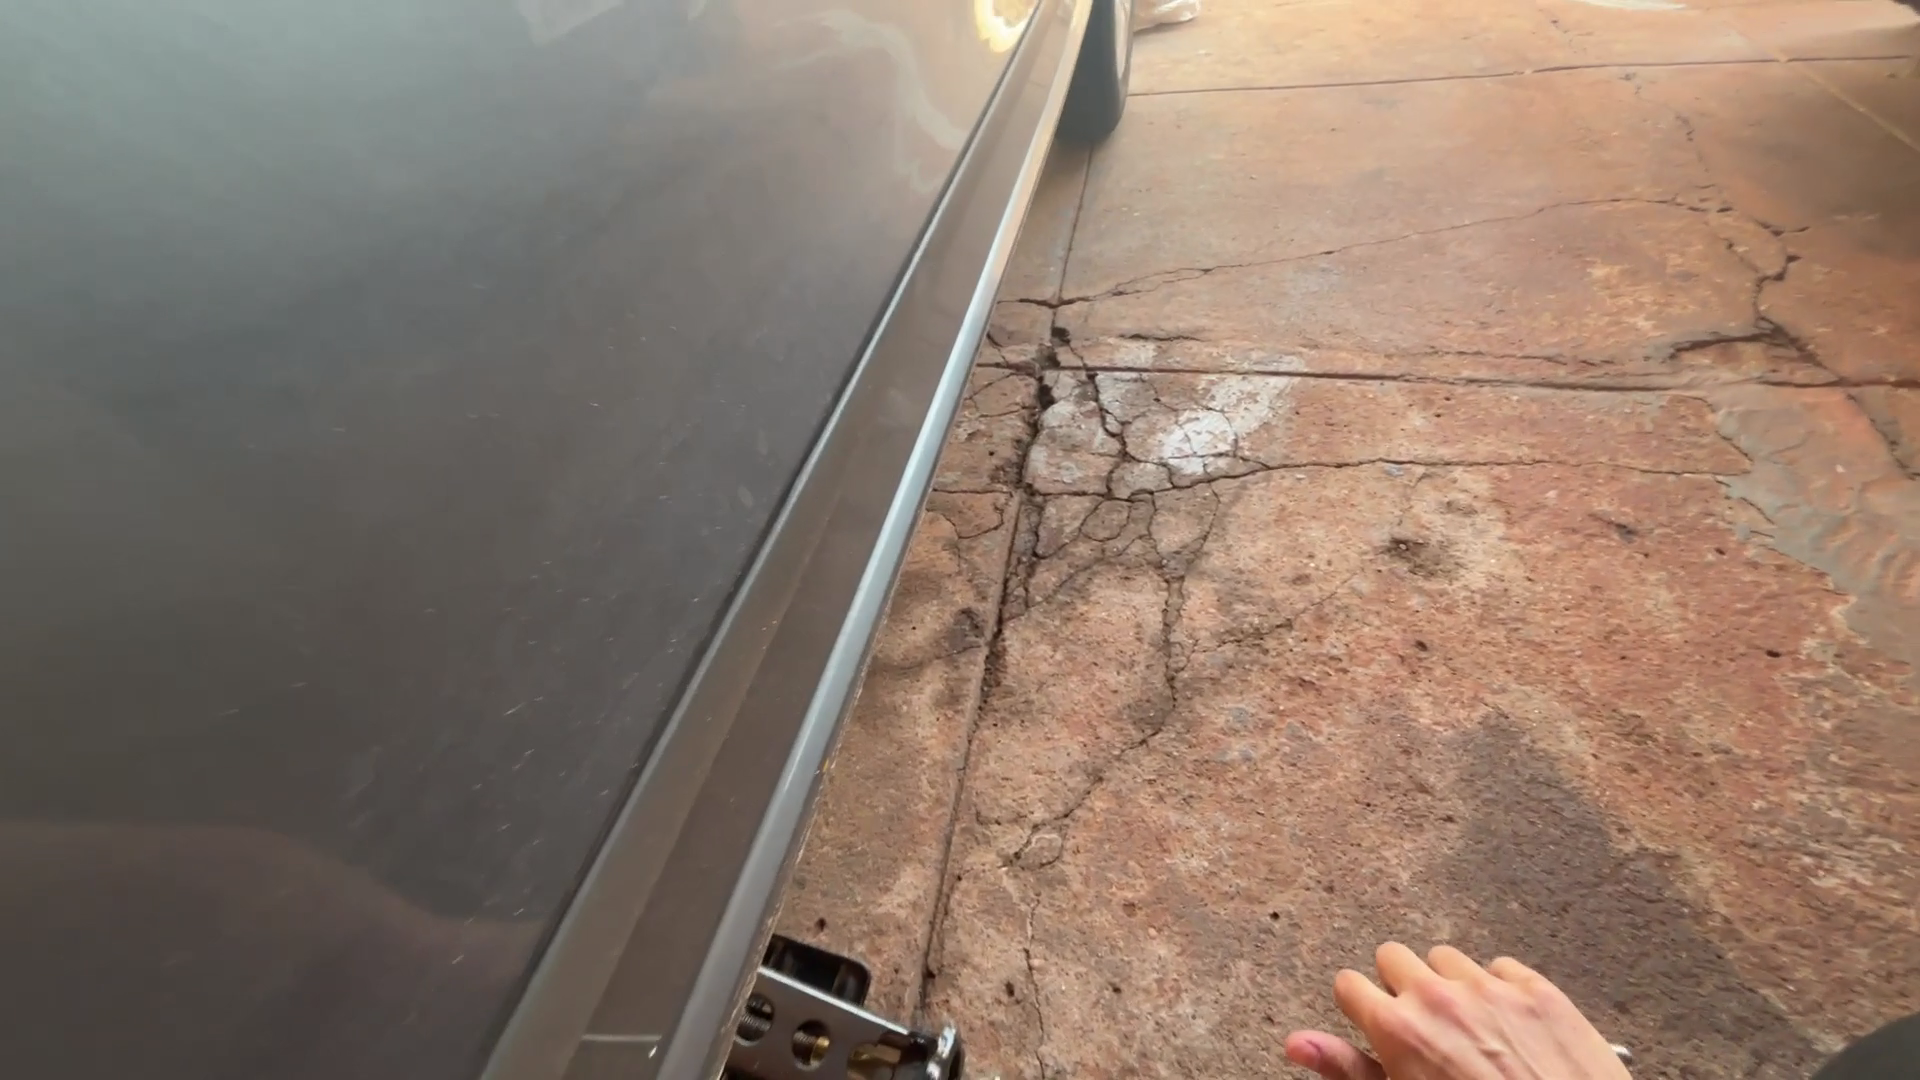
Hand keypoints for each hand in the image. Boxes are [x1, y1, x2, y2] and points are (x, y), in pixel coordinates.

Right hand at [1284, 943, 1632, 1079]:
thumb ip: (1347, 1071)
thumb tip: (1293, 1041)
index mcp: (1397, 1027)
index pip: (1348, 984)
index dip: (1363, 1011)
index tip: (1381, 1034)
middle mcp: (1436, 996)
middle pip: (1392, 957)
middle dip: (1403, 989)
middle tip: (1429, 1034)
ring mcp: (1490, 989)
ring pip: (1446, 958)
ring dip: (1452, 986)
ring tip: (1475, 1031)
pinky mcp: (1541, 993)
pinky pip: (1503, 967)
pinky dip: (1504, 991)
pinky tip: (1516, 1032)